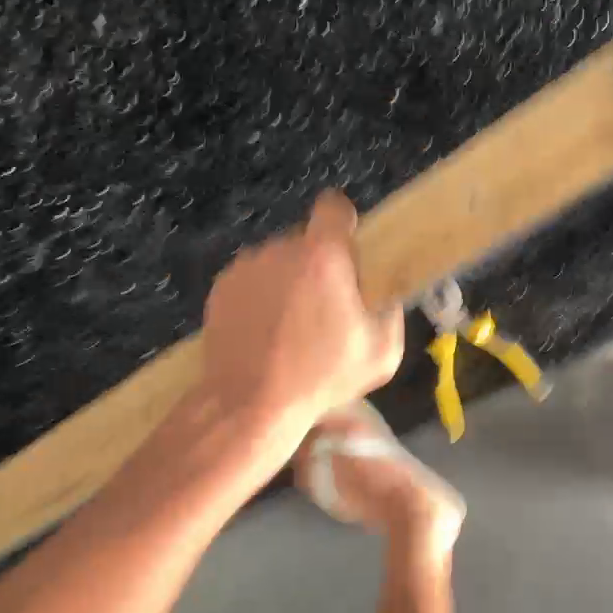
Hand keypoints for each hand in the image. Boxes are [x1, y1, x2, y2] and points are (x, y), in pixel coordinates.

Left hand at [197, 190, 404, 443]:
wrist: (249, 405)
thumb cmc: (321, 376)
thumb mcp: (382, 353)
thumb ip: (391, 313)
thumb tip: (384, 297)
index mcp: (324, 256)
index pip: (334, 207)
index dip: (344, 223)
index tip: (349, 251)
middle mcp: (281, 249)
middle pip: (307, 240)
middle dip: (319, 263)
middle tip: (326, 305)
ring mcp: (247, 267)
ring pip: (278, 261)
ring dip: (289, 281)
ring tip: (291, 325)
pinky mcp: (221, 288)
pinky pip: (252, 279)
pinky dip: (261, 297)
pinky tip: (265, 332)